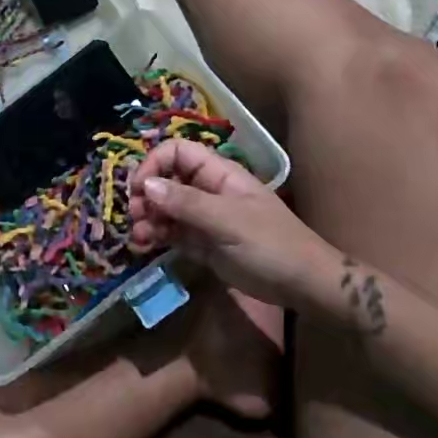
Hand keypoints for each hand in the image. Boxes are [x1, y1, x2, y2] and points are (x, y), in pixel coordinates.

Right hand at [129, 139, 342, 310]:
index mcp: (219, 174)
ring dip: (147, 217)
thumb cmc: (271, 244)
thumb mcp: (228, 220)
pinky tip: (145, 246)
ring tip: (138, 237)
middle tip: (134, 215)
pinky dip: (156, 235)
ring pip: (166, 208)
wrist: (303, 285)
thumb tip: (146, 185)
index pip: (178, 152)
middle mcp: (208, 191)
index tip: (138, 187)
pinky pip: (172, 233)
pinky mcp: (202, 244)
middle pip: (167, 179)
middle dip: (146, 193)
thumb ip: (186, 202)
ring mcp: (204, 218)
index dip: (155, 163)